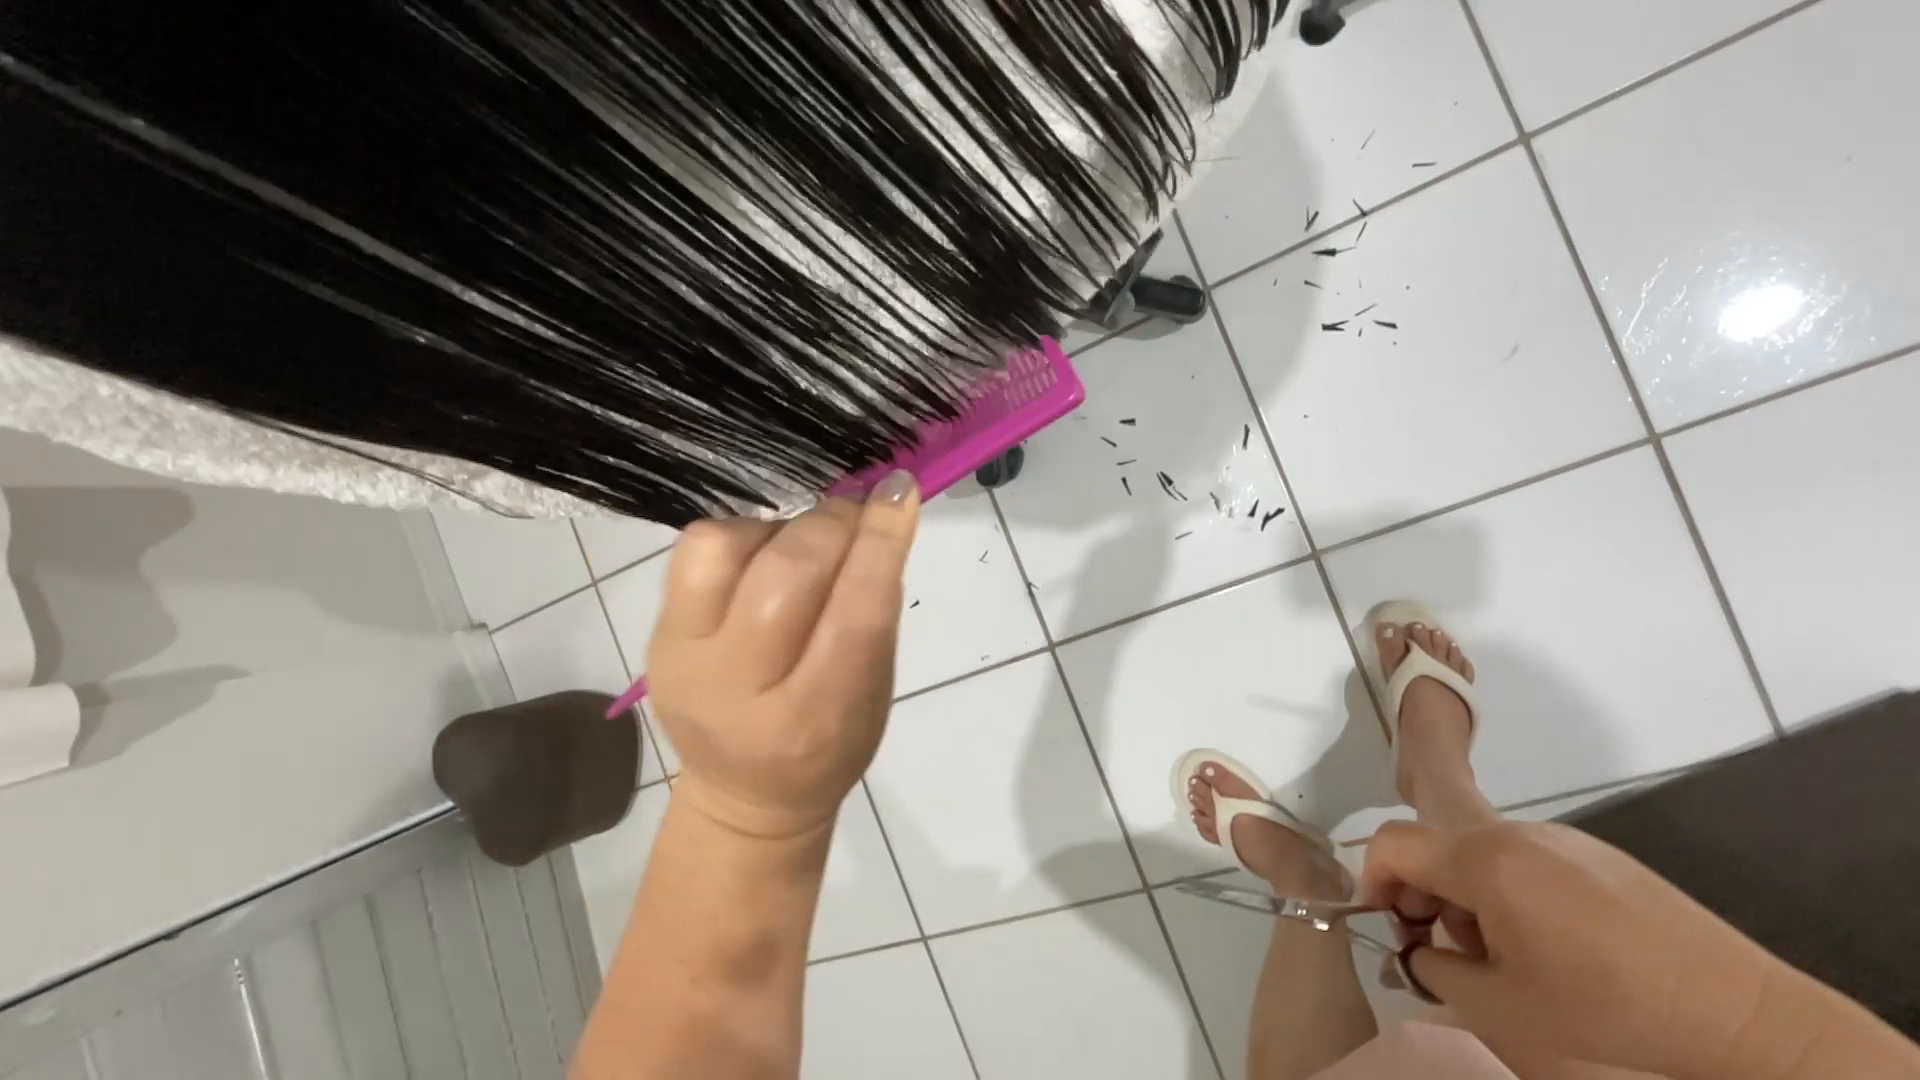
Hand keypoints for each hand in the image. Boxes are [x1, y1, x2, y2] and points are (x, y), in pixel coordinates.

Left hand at [646, 473, 919, 838]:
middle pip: (788, 574)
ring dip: (783, 526)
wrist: (746, 794)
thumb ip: (875, 611)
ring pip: (725, 548)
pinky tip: (768, 552)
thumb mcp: (873, 693)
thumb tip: (879, 519)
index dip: (880, 544)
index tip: (898, 492)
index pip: (854, 613)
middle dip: (834, 526)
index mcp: (812, 721)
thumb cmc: (831, 746)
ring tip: (810, 540)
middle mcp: (736, 691)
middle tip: (860, 514)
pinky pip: (697, 552)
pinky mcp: (656, 637)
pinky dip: (744, 535)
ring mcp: (682, 660)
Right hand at [1360, 820, 1815, 1079]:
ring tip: (1499, 954)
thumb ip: (1434, 969)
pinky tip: (1548, 944)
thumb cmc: (1610, 1013)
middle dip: (1423, 894)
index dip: (1372, 878)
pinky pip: (1526, 860)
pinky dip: (1509, 892)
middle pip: (1436, 845)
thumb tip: (1418, 948)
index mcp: (1485, 861)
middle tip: (1441, 948)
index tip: (1383, 922)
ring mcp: (1562, 839)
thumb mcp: (1501, 1010)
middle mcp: (1516, 834)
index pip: (1393, 843)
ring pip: (1480, 853)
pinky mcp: (1599, 855)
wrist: (1747, 1019)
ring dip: (1467, 896)